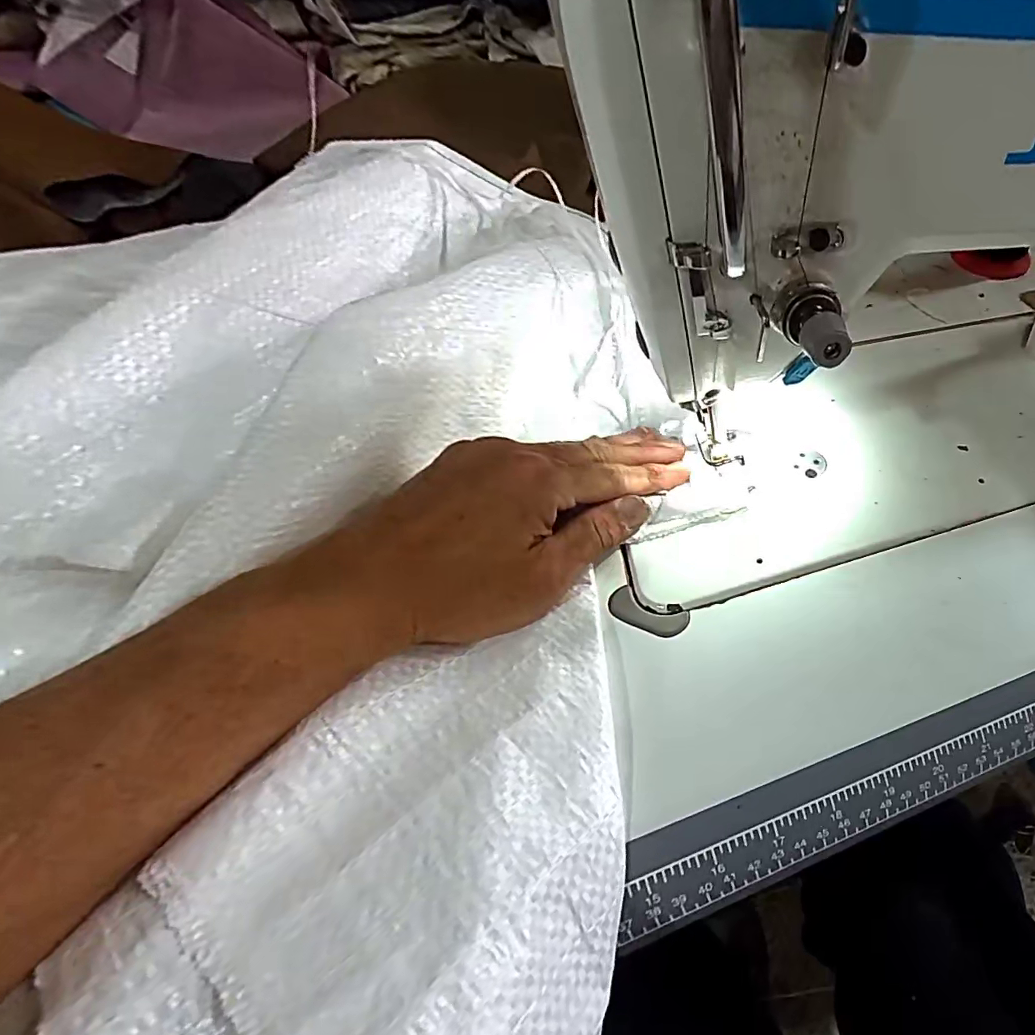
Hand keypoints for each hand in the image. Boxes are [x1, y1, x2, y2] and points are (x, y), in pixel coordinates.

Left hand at [283, 430, 688, 646]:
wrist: (354, 592)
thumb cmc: (451, 591)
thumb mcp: (544, 577)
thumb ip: (594, 535)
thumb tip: (632, 507)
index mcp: (538, 480)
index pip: (612, 475)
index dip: (651, 477)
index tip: (680, 474)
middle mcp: (511, 457)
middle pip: (591, 451)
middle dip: (637, 450)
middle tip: (671, 447)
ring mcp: (480, 458)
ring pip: (560, 449)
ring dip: (603, 448)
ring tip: (637, 443)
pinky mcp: (458, 468)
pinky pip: (529, 453)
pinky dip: (565, 455)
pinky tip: (575, 457)